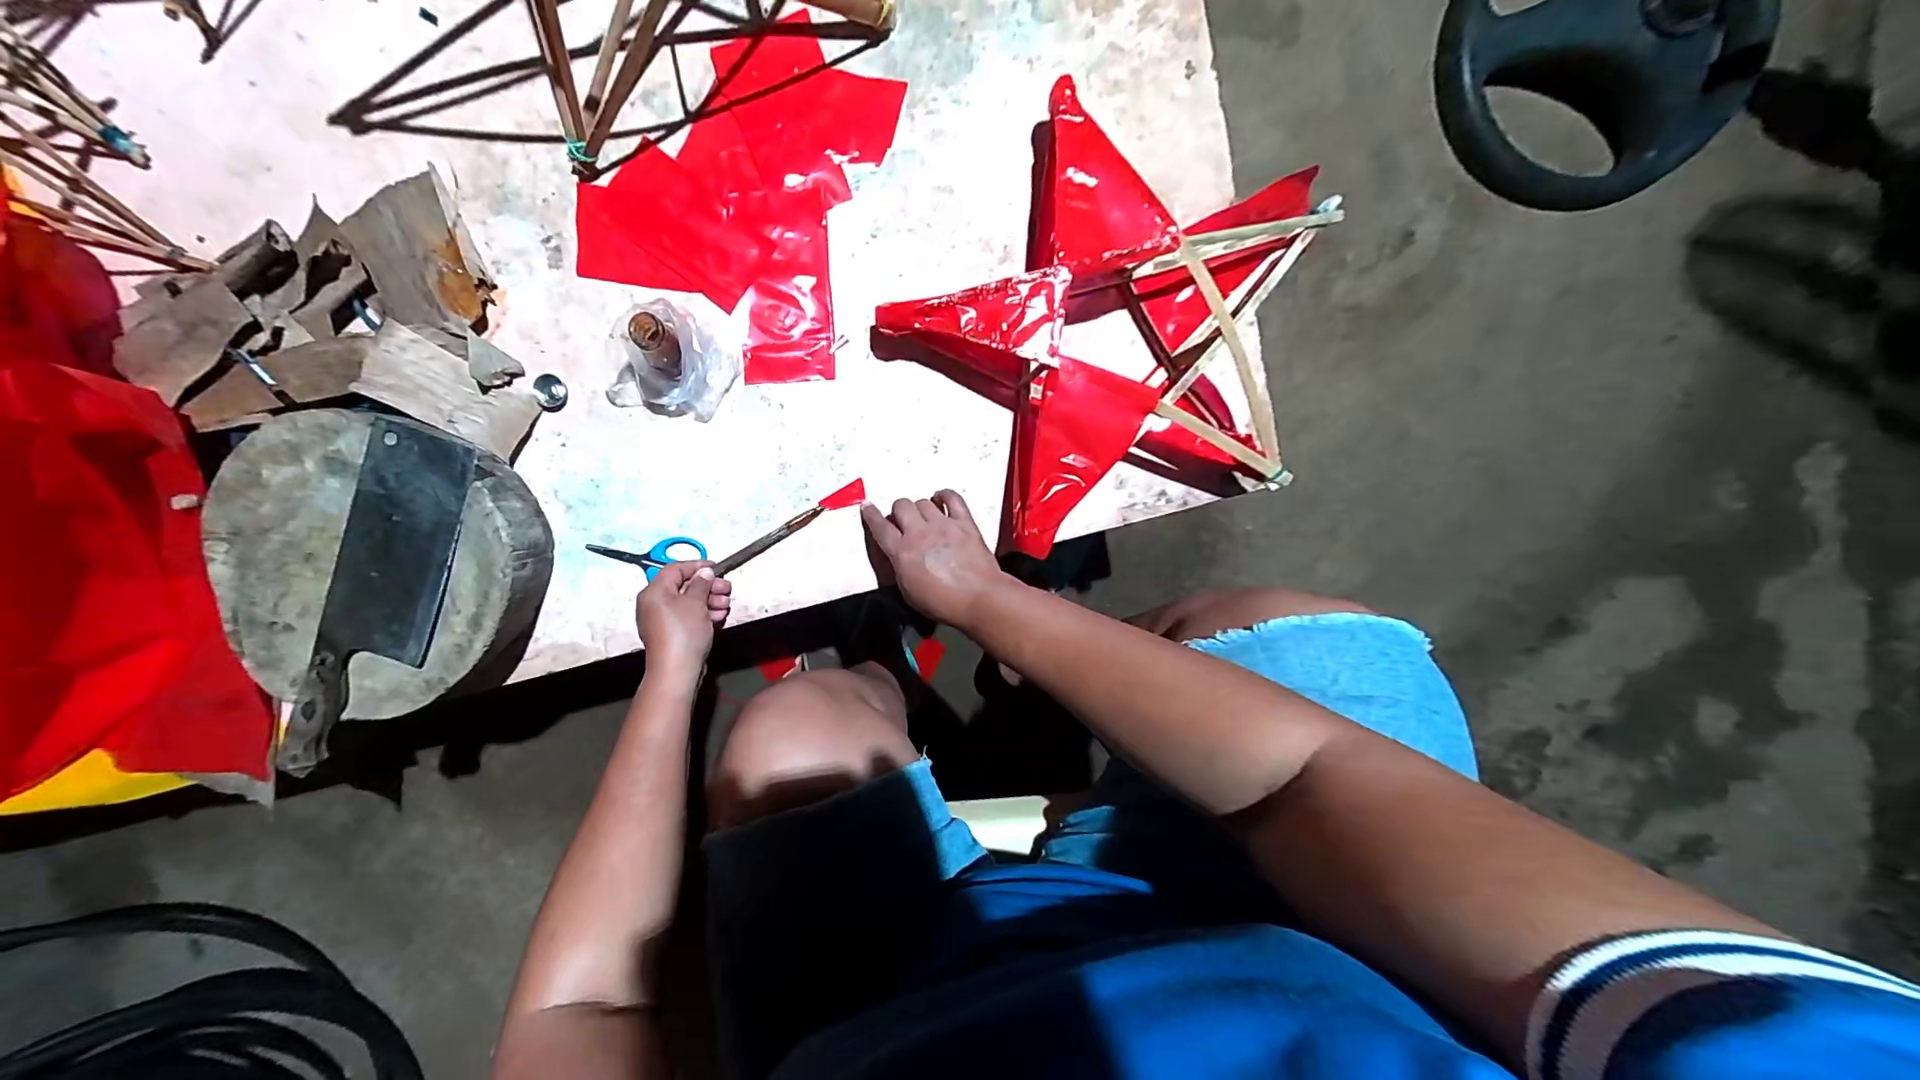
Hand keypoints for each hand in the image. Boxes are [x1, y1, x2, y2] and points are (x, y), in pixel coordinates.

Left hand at [635, 562, 731, 680]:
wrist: (677, 669)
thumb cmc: (684, 632)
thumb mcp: (696, 602)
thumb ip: (701, 583)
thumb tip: (705, 573)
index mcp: (655, 591)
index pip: (676, 568)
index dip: (698, 566)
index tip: (717, 568)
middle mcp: (655, 603)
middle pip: (683, 585)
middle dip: (708, 586)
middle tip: (726, 589)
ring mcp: (663, 619)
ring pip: (688, 602)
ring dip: (709, 600)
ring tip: (725, 605)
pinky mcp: (672, 633)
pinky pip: (688, 616)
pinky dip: (703, 613)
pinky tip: (718, 616)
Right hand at [861, 490, 1012, 628]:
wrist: (978, 598)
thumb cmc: (943, 603)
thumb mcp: (909, 593)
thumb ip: (900, 570)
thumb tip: (901, 559)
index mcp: (902, 552)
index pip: (880, 527)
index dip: (870, 515)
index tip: (867, 506)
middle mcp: (919, 533)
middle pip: (901, 506)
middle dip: (898, 511)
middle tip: (903, 521)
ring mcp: (943, 525)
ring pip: (923, 502)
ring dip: (920, 507)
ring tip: (924, 515)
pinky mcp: (964, 523)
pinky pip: (953, 498)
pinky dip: (945, 495)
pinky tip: (941, 499)